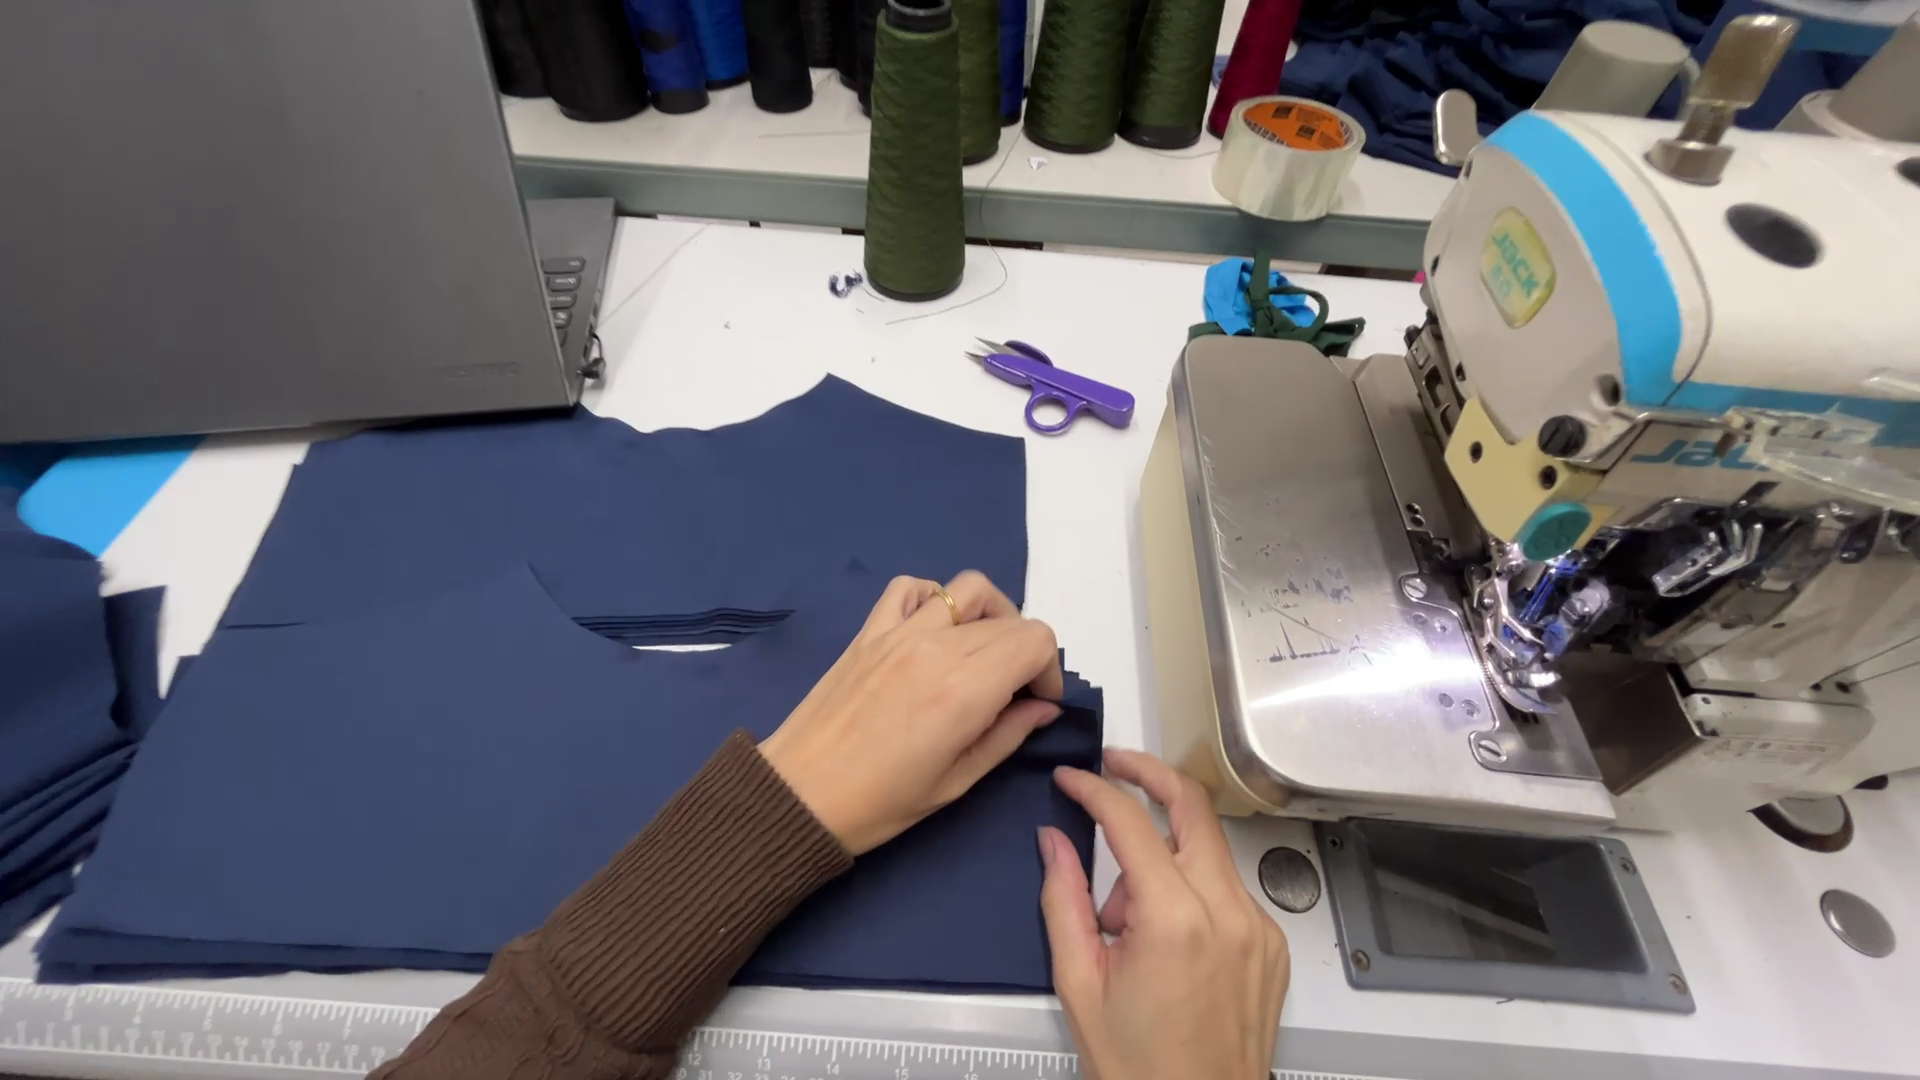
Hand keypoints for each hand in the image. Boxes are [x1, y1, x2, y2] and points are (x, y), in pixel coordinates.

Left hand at [759, 572, 1063, 854]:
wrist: (798, 795)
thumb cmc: (881, 802)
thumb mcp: (957, 782)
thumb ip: (1008, 735)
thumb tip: (1044, 707)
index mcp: (965, 689)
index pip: (1036, 641)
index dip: (1049, 670)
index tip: (1037, 702)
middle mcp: (938, 646)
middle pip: (1010, 619)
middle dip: (1025, 653)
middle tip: (1011, 692)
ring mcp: (900, 631)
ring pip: (968, 589)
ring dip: (991, 614)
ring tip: (982, 651)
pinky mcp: (870, 629)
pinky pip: (911, 588)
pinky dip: (934, 597)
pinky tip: (934, 630)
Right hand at [1039, 749, 1288, 1079]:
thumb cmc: (1138, 1069)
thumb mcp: (1078, 981)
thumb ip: (1061, 896)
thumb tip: (1052, 840)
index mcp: (1174, 920)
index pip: (1131, 821)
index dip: (1094, 788)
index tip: (1071, 779)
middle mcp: (1228, 913)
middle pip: (1193, 804)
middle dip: (1148, 772)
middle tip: (1113, 765)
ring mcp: (1257, 927)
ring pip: (1205, 845)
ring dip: (1161, 850)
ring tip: (1125, 916)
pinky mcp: (1270, 943)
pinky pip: (1223, 883)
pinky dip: (1188, 884)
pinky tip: (1162, 934)